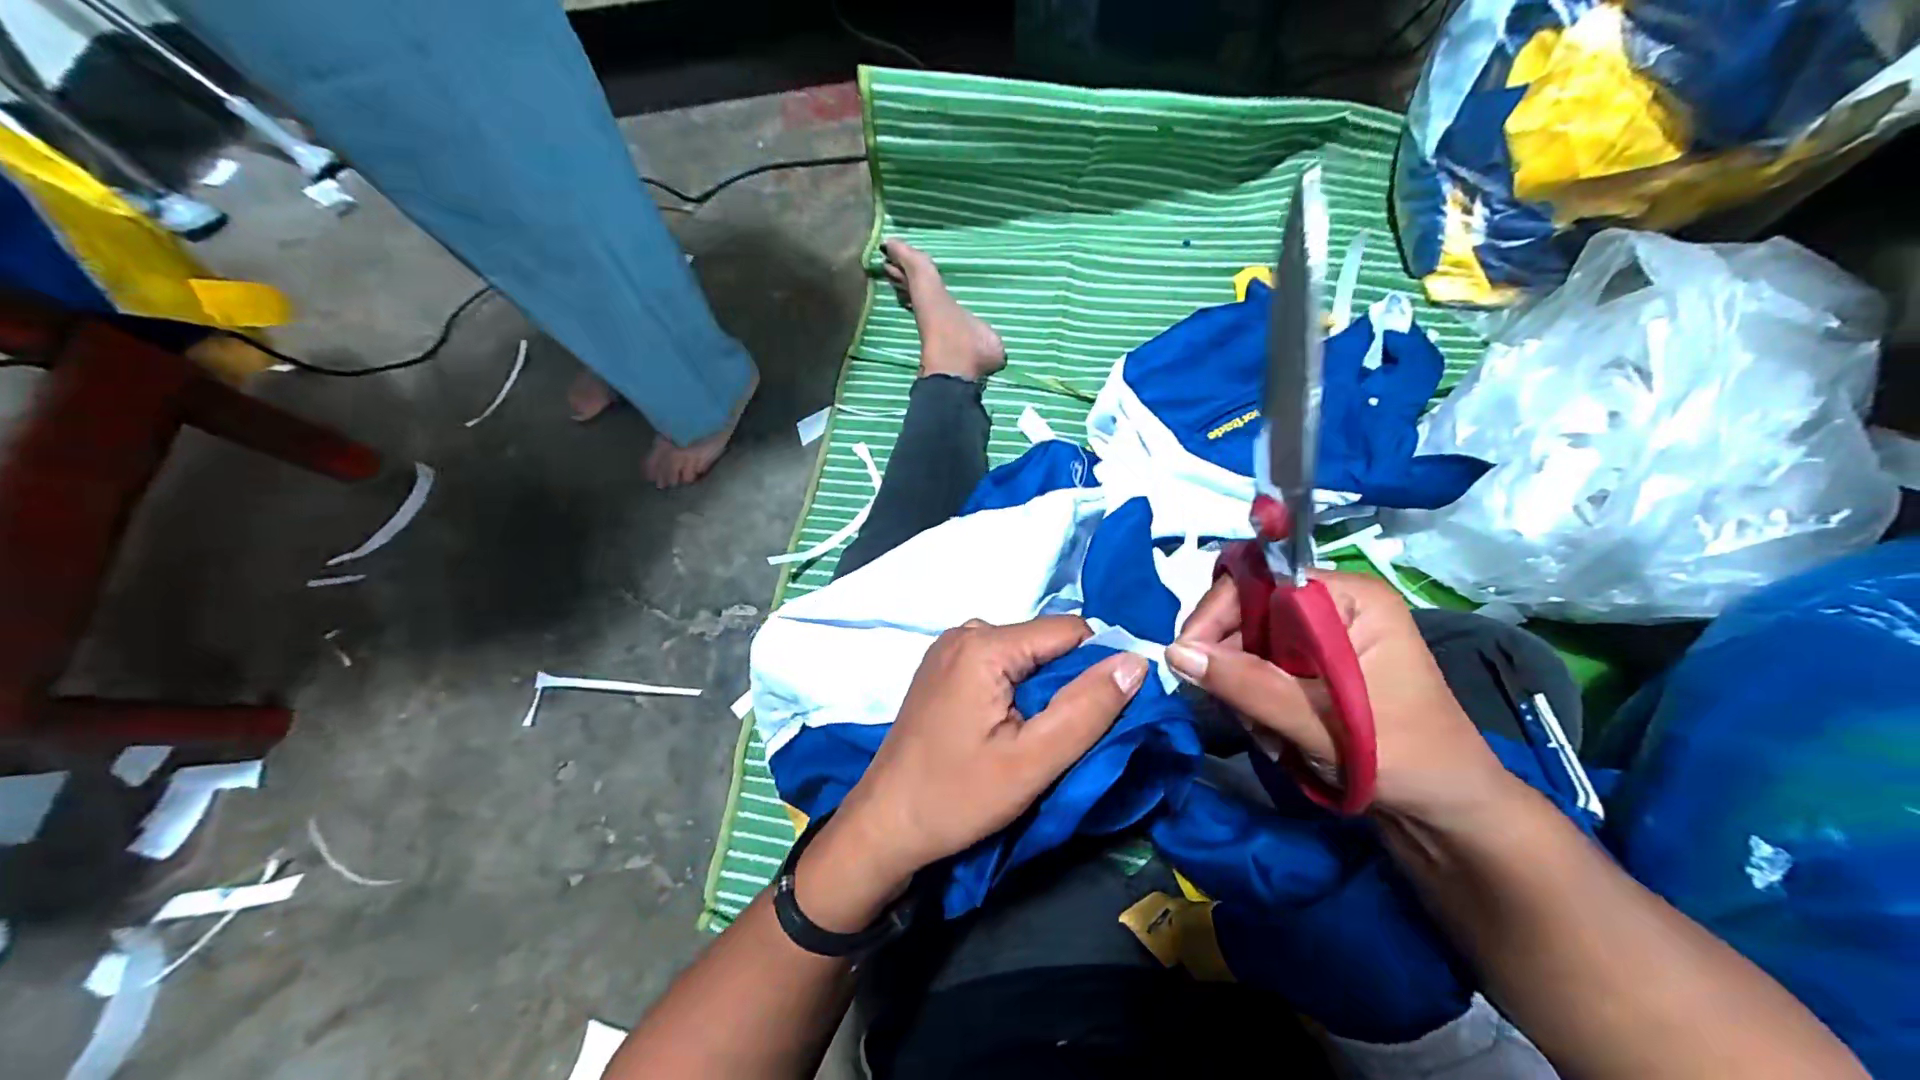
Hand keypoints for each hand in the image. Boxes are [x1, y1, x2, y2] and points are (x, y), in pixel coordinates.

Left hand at [795, 616, 1147, 930]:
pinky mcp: (943, 669)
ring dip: (1041, 691)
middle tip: (1057, 737)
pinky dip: (1015, 693)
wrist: (884, 824)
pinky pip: (998, 666)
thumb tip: (1135, 661)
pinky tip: (1003, 730)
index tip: (1100, 715)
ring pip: (1025, 656)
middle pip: (1045, 642)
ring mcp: (949, 650)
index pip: (1070, 631)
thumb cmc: (956, 796)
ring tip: (1028, 738)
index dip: (1096, 668)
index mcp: (984, 645)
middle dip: (1066, 683)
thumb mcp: (1033, 761)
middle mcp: (965, 633)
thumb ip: (1087, 708)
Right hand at [1165, 571, 1512, 825]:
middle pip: (1247, 615)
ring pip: (1246, 649)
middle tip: (1240, 712)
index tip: (1188, 659)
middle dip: (1232, 664)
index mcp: (1349, 599)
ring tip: (1269, 735)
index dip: (1218, 614)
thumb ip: (1249, 684)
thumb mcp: (1321, 722)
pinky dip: (1253, 704)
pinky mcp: (1313, 671)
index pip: (1259, 581)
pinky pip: (1258, 672)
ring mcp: (1322, 641)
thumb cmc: (1405, 760)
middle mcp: (1333, 609)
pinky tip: (1274, 736)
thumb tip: (1174, 652)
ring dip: (1242, 692)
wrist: (1449, 818)